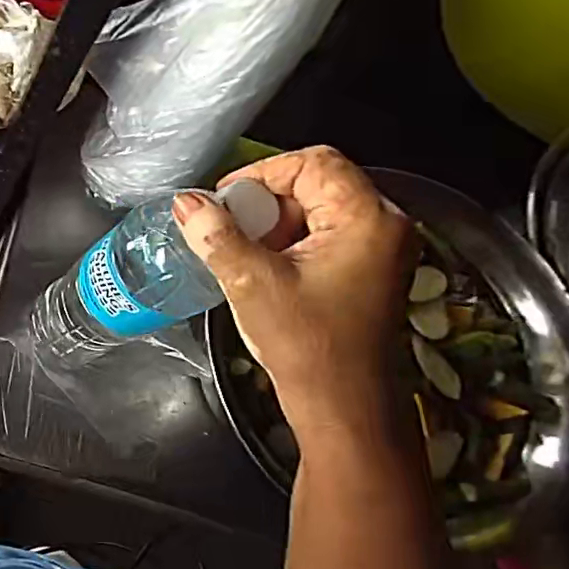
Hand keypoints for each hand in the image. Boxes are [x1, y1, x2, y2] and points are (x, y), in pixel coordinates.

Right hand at [176, 146, 415, 433]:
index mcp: (367, 219)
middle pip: (317, 184)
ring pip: (316, 211)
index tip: (222, 199)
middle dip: (264, 202)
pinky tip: (260, 269)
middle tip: (228, 228)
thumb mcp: (252, 283)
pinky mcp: (365, 272)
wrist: (342, 405)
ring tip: (240, 252)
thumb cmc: (307, 346)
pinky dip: (286, 244)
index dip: (262, 173)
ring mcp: (377, 250)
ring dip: (272, 224)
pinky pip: (322, 237)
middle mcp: (382, 226)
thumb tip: (185, 203)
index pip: (314, 163)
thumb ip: (216, 236)